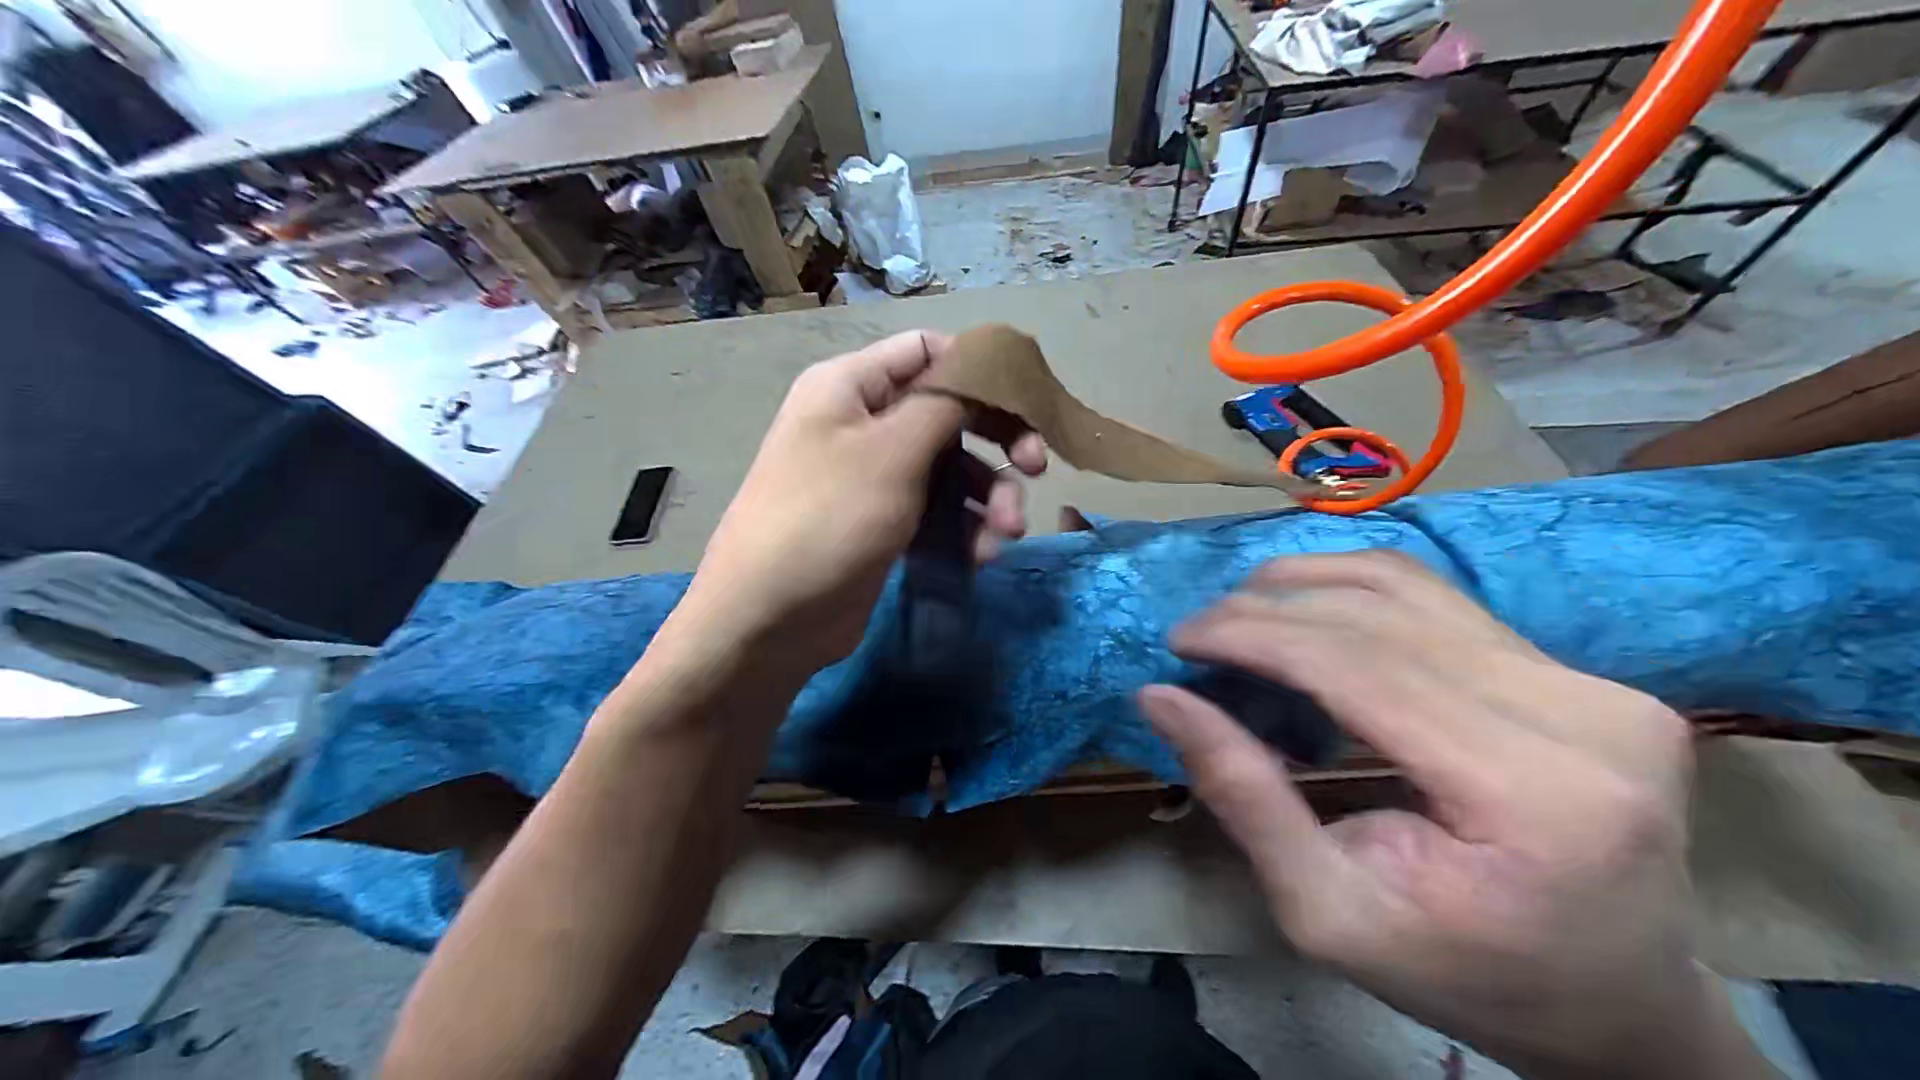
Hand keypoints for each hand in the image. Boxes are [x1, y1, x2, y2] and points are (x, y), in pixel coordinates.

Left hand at [677, 330, 1045, 673]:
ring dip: (987, 497)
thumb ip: (944, 404)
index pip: (928, 351)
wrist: (767, 620)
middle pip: (948, 414)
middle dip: (996, 442)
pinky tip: (980, 556)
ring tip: (1008, 533)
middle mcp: (862, 423)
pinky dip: (963, 528)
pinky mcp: (883, 524)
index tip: (1029, 400)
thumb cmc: (826, 520)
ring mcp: (873, 478)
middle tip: (1038, 467)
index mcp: (851, 386)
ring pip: (949, 469)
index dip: (981, 369)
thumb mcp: (890, 454)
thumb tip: (981, 368)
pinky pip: (936, 512)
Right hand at [1139, 553, 1767, 1079]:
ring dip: (1302, 585)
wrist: (1615, 1003)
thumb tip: (1159, 697)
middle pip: (1379, 617)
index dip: (1254, 637)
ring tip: (1238, 612)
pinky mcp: (1579, 672)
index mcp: (1530, 794)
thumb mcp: (1325, 912)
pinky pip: (1436, 599)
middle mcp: (1581, 716)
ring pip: (1406, 587)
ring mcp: (1592, 684)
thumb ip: (1243, 796)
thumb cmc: (1464, 976)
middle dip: (1265, 610)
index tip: (1179, 639)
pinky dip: (1349, 590)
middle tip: (1196, 632)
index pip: (1359, 667)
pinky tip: (1303, 609)